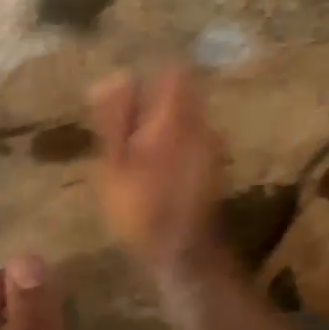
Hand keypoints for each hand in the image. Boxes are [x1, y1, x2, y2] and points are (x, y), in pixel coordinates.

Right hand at [87, 66, 227, 278]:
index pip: (174, 72)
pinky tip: (156, 168)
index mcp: (176, 118)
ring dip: (164, 124)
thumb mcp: (115, 163)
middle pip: (182, 92)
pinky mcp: (215, 166)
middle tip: (126, 129)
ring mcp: (213, 145)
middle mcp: (201, 124)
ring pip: (188, 115)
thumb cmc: (141, 208)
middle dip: (154, 102)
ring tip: (136, 151)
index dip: (149, 79)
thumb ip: (115, 118)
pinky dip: (175, 143)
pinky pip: (193, 137)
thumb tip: (114, 78)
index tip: (127, 96)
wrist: (183, 256)